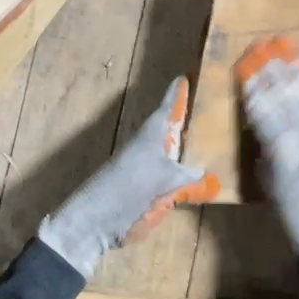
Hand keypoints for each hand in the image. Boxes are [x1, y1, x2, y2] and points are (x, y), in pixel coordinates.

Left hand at [37, 77, 219, 278]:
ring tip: (205, 145)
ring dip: (183, 147)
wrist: (91, 222)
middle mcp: (147, 144)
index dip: (177, 93)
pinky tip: (192, 179)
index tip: (184, 76)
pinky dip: (179, 171)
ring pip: (167, 150)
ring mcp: (142, 165)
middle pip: (169, 127)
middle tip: (207, 111)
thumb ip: (189, 178)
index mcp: (151, 134)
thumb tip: (208, 175)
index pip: (169, 106)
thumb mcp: (165, 183)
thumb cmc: (129, 190)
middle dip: (185, 119)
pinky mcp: (139, 186)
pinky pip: (166, 172)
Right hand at [238, 36, 298, 253]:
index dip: (255, 90)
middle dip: (274, 75)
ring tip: (287, 57)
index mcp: (280, 153)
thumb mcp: (269, 182)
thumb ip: (265, 150)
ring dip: (297, 76)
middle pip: (286, 98)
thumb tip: (261, 125)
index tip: (246, 71)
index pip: (263, 112)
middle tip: (265, 54)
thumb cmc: (294, 213)